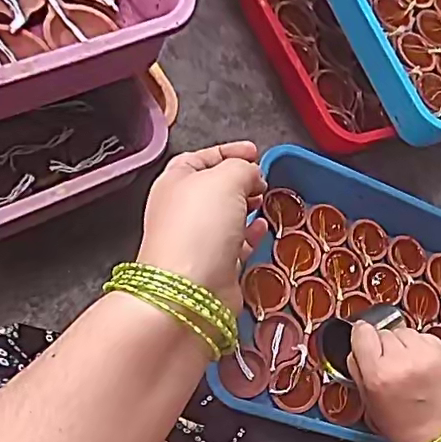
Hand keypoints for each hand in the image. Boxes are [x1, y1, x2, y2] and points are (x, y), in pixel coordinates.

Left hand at [137, 142, 269, 311]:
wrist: (191, 290)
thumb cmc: (199, 229)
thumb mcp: (225, 179)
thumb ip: (242, 168)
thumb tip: (252, 174)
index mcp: (175, 182)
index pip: (201, 157)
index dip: (228, 151)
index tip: (253, 152)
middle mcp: (182, 211)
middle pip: (214, 188)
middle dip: (241, 181)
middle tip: (262, 179)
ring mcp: (198, 241)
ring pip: (227, 217)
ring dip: (247, 208)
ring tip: (266, 201)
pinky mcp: (216, 267)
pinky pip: (236, 245)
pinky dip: (251, 235)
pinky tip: (263, 228)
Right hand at [348, 323, 440, 441]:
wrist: (440, 432)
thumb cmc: (403, 424)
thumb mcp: (368, 401)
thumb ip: (358, 369)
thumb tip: (357, 345)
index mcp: (378, 375)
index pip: (362, 332)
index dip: (362, 338)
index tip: (364, 343)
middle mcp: (402, 361)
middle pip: (383, 332)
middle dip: (383, 346)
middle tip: (389, 367)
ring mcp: (425, 355)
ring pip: (403, 331)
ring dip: (402, 344)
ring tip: (407, 366)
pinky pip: (423, 336)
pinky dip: (420, 347)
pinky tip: (420, 365)